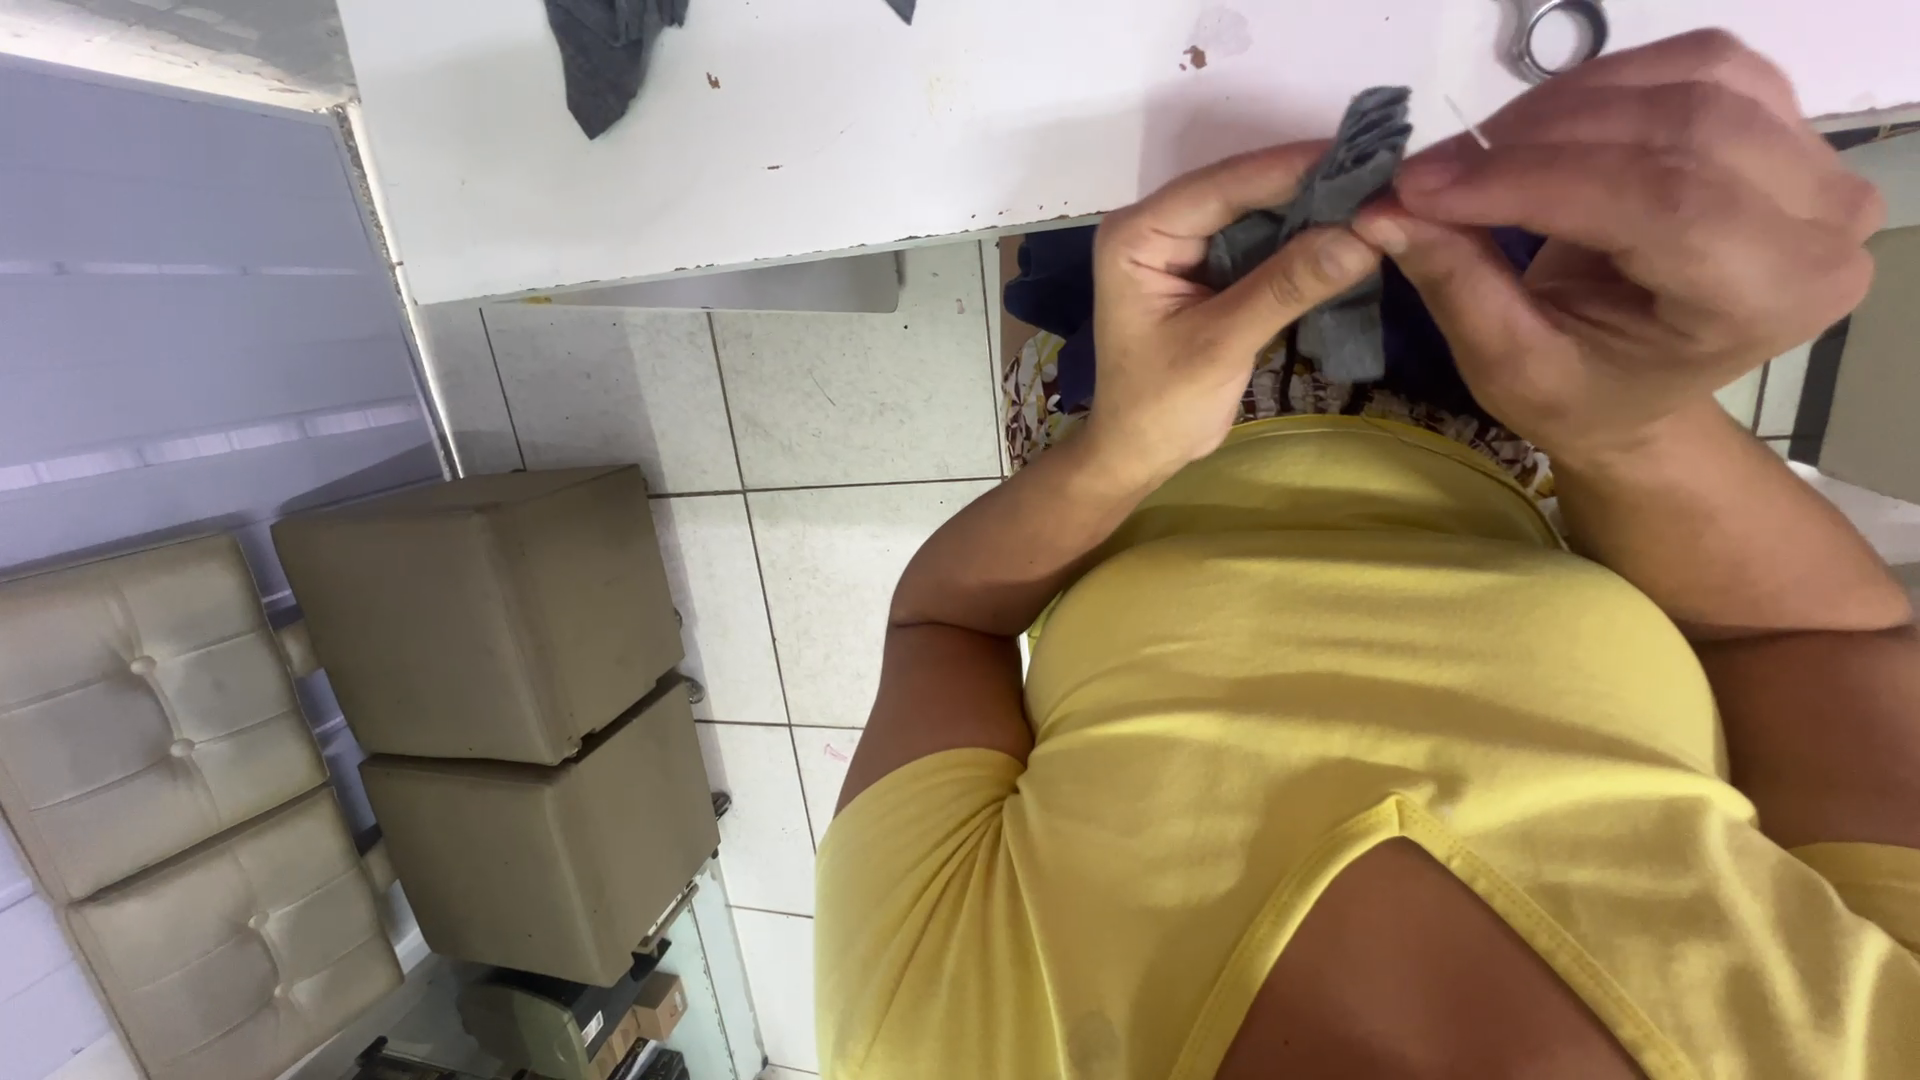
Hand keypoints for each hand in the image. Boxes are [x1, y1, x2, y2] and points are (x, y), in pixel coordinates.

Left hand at [1089, 143, 1382, 478]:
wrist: (1140, 452)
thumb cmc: (1160, 406)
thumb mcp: (1220, 345)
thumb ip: (1287, 287)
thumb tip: (1366, 233)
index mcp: (1136, 236)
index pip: (1221, 186)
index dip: (1293, 167)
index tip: (1369, 150)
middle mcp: (1155, 229)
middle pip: (1241, 190)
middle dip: (1309, 185)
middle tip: (1388, 171)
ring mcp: (1181, 249)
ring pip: (1255, 213)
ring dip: (1311, 210)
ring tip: (1381, 195)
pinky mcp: (1206, 274)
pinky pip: (1259, 244)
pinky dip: (1299, 242)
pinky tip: (1348, 233)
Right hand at [1355, 30, 1883, 465]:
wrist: (1633, 398)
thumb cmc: (1573, 399)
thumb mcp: (1502, 363)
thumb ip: (1455, 281)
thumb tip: (1382, 211)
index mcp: (1768, 296)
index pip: (1657, 200)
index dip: (1526, 180)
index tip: (1416, 187)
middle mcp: (1824, 217)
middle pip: (1680, 124)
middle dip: (1532, 137)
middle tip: (1427, 171)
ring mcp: (1819, 160)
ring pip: (1691, 78)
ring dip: (1559, 105)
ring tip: (1473, 155)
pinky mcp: (1785, 126)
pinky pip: (1695, 67)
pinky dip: (1596, 87)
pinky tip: (1532, 132)